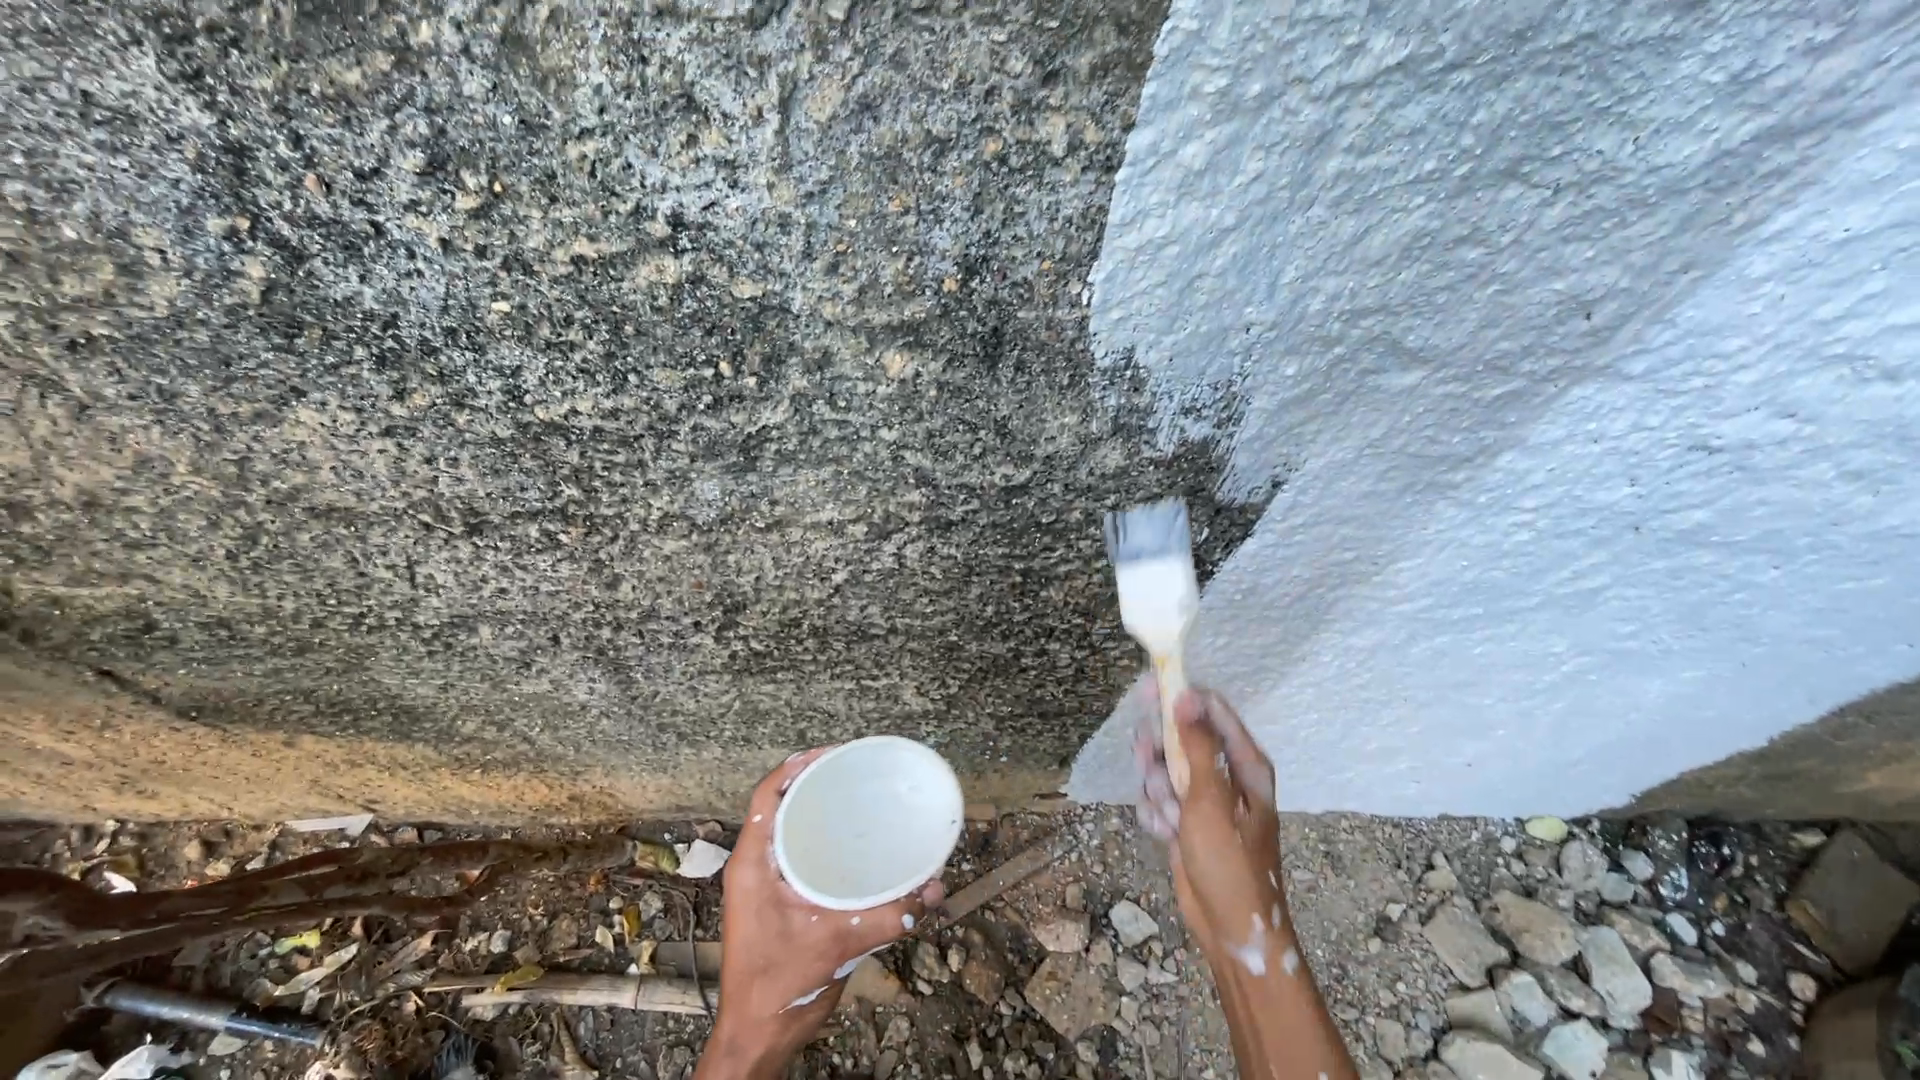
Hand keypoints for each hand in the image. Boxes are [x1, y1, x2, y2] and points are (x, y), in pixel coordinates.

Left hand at [695, 747, 946, 1079]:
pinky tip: (850, 845)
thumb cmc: (779, 988)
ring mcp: (762, 886)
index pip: (764, 795)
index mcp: (752, 865)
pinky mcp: (775, 902)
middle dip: (811, 782)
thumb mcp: (837, 945)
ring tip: (852, 796)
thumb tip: (933, 890)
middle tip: (852, 770)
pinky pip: (795, 856)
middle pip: (776, 805)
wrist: (756, 1035)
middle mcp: (753, 867)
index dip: (794, 767)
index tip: (832, 753)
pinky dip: (819, 841)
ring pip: (785, 830)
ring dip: (814, 811)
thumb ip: (888, 917)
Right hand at [1134, 684, 1283, 971]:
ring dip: (1157, 791)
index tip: (1148, 688)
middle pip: (1180, 738)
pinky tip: (1165, 834)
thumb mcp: (1211, 800)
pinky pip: (1157, 801)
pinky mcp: (1183, 822)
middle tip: (1144, 753)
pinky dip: (1156, 815)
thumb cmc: (1230, 862)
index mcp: (1245, 764)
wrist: (1231, 929)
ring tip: (1168, 814)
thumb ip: (1197, 745)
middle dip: (1160, 751)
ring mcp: (1202, 800)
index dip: (1180, 696)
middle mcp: (1225, 776)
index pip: (1211, 711)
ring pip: (1162, 770)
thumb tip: (1186, 694)